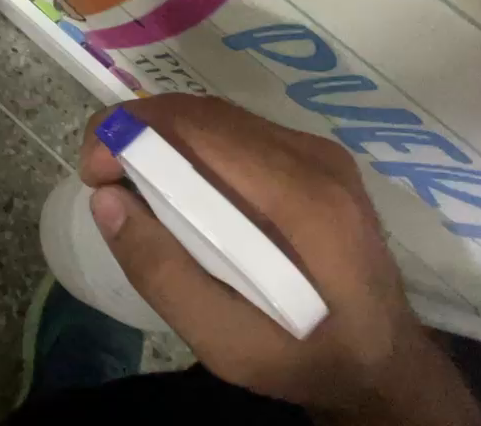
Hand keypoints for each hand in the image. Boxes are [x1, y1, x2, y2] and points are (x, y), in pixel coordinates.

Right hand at [79, 95, 480, 423]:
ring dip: (156, 134)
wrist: (386, 368)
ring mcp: (318, 152)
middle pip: (199, 113)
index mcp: (303, 201)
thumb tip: (106, 200)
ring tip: (128, 177)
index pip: (196, 129)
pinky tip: (173, 179)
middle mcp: (314, 160)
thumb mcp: (226, 343)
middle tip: (101, 176)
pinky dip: (185, 141)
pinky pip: (231, 127)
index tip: (93, 173)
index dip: (128, 132)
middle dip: (132, 130)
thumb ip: (163, 273)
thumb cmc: (305, 358)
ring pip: (211, 114)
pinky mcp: (313, 155)